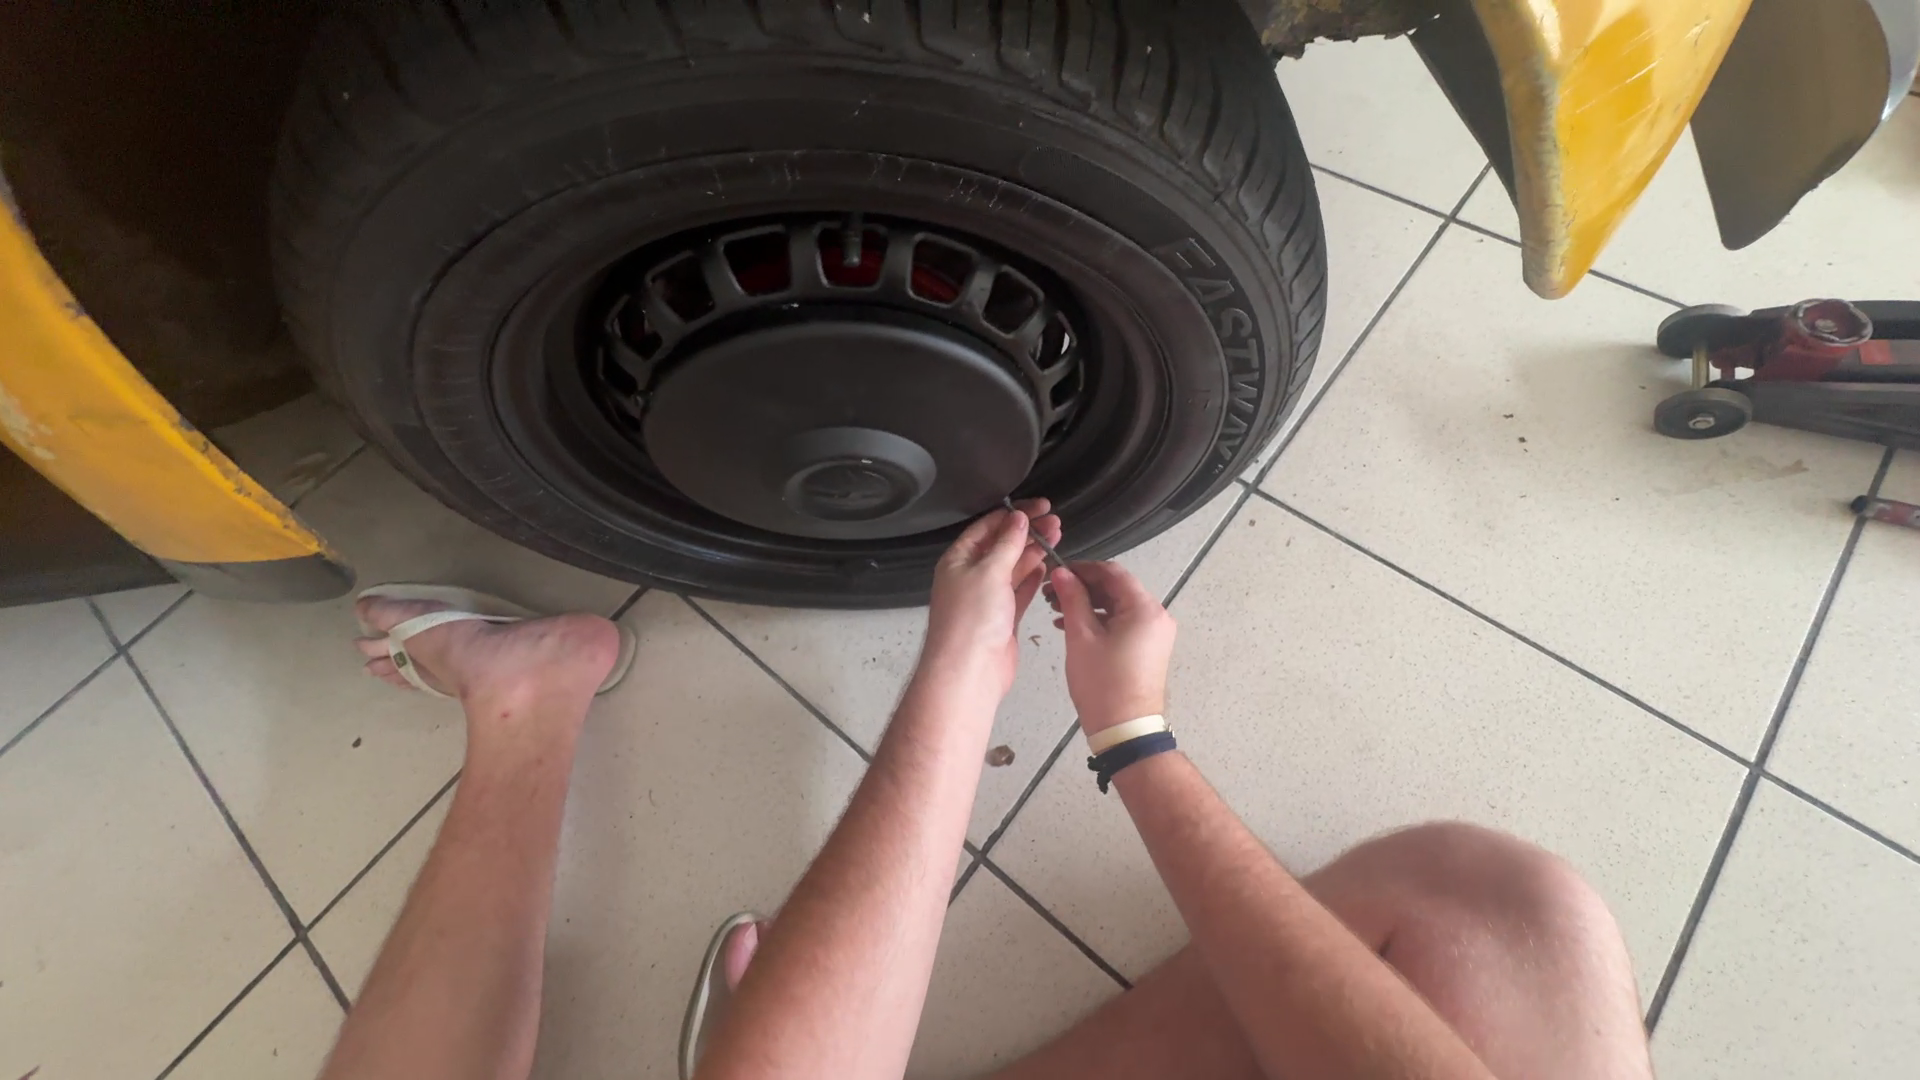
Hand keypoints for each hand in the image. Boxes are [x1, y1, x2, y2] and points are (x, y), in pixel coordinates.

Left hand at [921, 498, 1061, 697]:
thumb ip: (1007, 544)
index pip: (987, 528)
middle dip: (1028, 531)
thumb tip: (1018, 520)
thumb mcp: (989, 571)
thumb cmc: (969, 622)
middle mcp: (970, 577)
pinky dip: (1032, 577)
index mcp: (958, 560)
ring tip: (1057, 536)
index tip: (1038, 507)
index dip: (1013, 515)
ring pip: (1013, 567)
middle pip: (1002, 546)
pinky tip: (1045, 566)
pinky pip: (1019, 590)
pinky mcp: (1002, 617)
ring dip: (1034, 551)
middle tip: (1054, 520)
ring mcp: (987, 598)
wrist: (969, 671)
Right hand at [1047, 561, 1175, 736]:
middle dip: (1082, 587)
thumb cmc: (1102, 683)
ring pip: (1116, 606)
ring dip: (1087, 604)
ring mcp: (1154, 633)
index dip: (1082, 569)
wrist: (1125, 730)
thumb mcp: (1081, 637)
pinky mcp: (1147, 648)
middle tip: (1051, 592)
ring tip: (1055, 609)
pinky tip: (1070, 625)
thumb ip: (1072, 599)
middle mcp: (1156, 616)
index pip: (1112, 572)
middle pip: (1115, 588)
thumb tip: (1061, 573)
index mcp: (1145, 609)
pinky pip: (1121, 623)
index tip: (1056, 572)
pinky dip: (1098, 620)